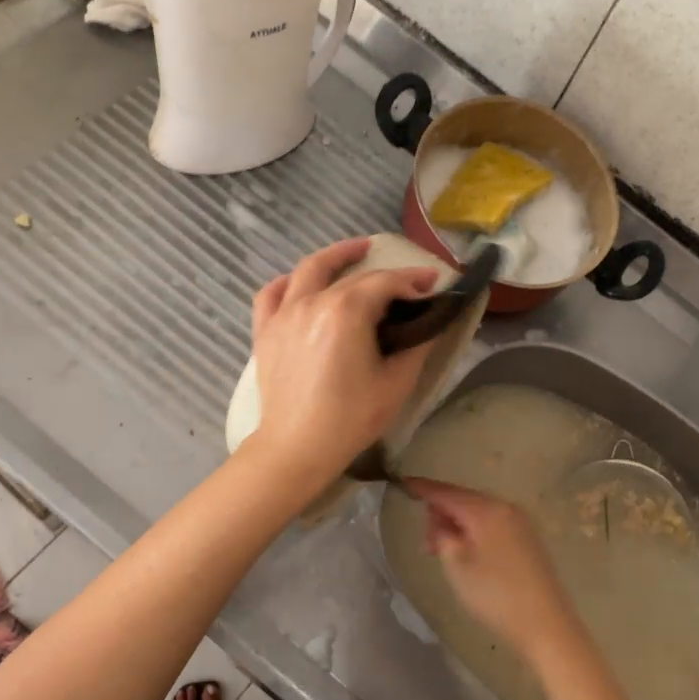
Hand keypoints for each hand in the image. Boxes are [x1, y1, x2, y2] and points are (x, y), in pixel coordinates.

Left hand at [245, 239, 439, 485]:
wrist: (297, 447)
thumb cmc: (350, 418)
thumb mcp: (396, 383)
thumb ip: (416, 345)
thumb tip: (429, 324)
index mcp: (346, 311)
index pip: (386, 283)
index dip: (413, 280)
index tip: (433, 284)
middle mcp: (312, 302)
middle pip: (352, 277)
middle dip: (385, 274)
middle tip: (408, 283)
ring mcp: (284, 314)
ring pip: (308, 270)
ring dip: (335, 257)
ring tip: (356, 252)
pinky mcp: (265, 332)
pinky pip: (271, 294)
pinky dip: (288, 282)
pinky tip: (300, 283)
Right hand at [405, 478, 577, 656]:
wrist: (545, 624)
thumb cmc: (495, 594)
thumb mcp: (456, 564)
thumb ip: (442, 534)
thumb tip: (440, 520)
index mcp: (486, 510)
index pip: (447, 492)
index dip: (423, 488)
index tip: (403, 482)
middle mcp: (506, 508)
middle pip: (464, 500)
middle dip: (441, 515)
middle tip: (427, 545)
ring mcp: (521, 523)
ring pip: (479, 514)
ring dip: (457, 526)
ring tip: (444, 553)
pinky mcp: (528, 540)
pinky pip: (493, 525)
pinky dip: (475, 532)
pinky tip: (468, 554)